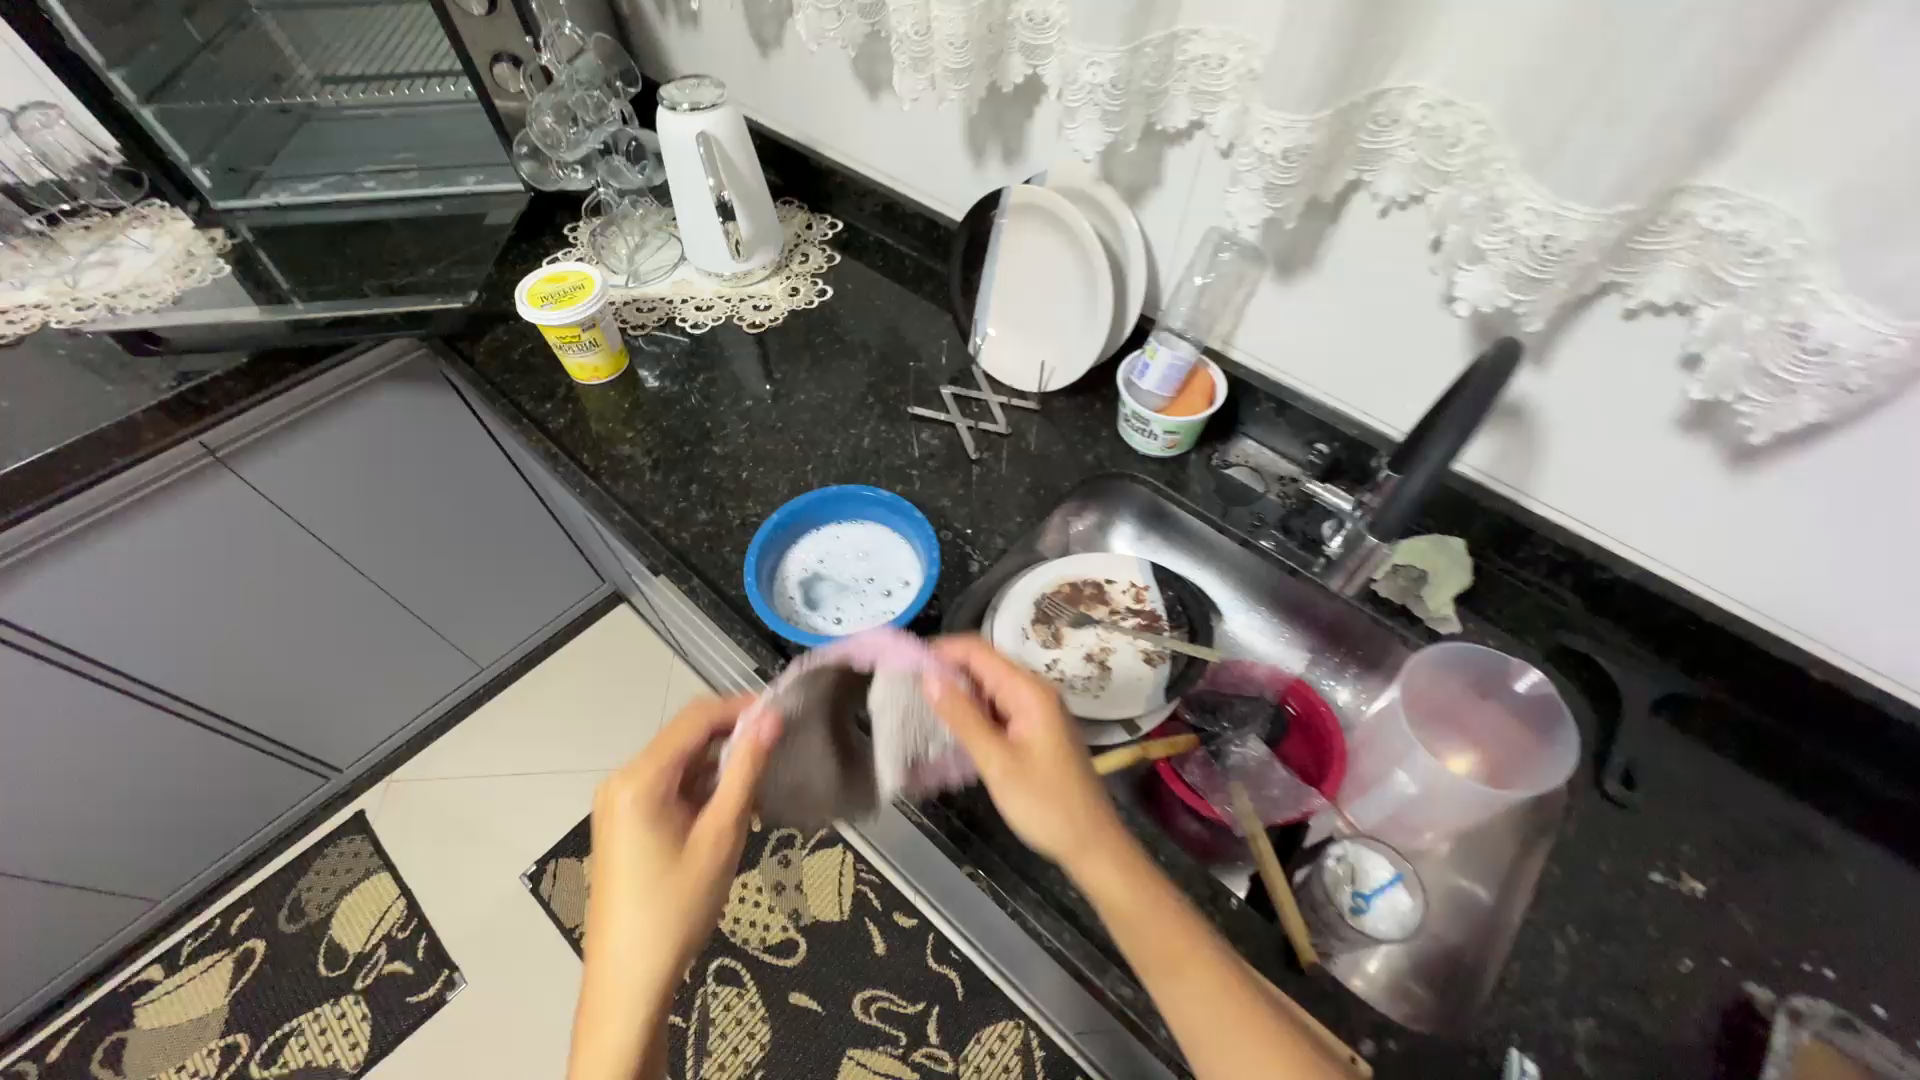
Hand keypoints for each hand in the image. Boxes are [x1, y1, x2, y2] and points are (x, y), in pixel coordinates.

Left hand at [581, 694, 782, 985]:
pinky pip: (669, 783)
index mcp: (640, 778)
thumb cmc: (678, 906)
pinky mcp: (624, 819)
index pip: (697, 717)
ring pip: (680, 759)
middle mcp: (623, 778)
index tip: (785, 713)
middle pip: (686, 734)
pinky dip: (702, 785)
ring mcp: (619, 799)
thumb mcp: (721, 834)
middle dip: (733, 734)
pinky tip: (732, 803)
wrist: (630, 977)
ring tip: (763, 778)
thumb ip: (746, 770)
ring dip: (720, 762)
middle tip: (780, 748)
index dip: (742, 707)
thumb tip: (771, 718)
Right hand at [923, 635, 1130, 872]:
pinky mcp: (1035, 729)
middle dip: (945, 671)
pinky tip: (951, 728)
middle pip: (983, 665)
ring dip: (957, 693)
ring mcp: (1036, 710)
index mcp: (1028, 691)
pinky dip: (973, 712)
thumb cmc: (1045, 804)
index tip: (904, 665)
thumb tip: (929, 677)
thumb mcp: (997, 761)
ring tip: (920, 707)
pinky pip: (998, 708)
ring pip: (989, 687)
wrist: (1091, 842)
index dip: (940, 651)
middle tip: (906, 690)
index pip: (977, 651)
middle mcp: (1034, 691)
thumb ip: (963, 716)